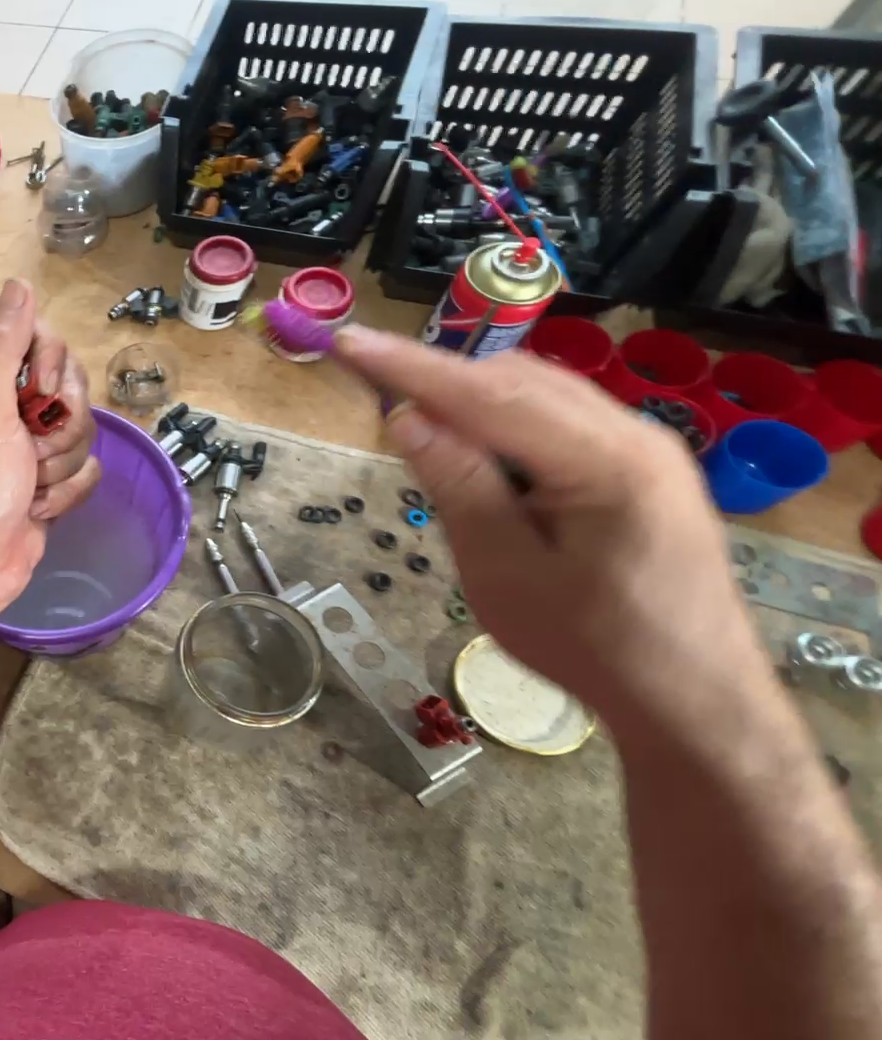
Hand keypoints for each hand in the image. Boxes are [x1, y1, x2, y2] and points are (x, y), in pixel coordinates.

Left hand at [0, 278, 99, 619]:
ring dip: (59, 466)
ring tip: (27, 488)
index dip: (53, 363)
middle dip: (59, 425)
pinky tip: (36, 510)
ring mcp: (29, 450)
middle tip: (30, 451)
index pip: (38, 340)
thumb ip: (2, 348)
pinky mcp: (48, 484)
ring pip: (82, 431)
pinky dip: (64, 494)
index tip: (44, 392)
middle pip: (69, 387)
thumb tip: (18, 286)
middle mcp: (7, 411)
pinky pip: (85, 471)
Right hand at [331, 326, 772, 732]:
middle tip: (368, 384)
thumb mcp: (502, 570)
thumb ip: (458, 484)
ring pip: (538, 392)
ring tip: (410, 420)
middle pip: (516, 379)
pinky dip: (501, 417)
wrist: (691, 696)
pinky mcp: (638, 466)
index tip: (349, 342)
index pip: (487, 395)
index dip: (409, 367)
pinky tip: (472, 448)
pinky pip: (556, 417)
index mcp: (603, 461)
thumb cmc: (588, 642)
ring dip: (468, 395)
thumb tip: (406, 417)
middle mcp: (632, 435)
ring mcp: (643, 447)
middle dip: (437, 375)